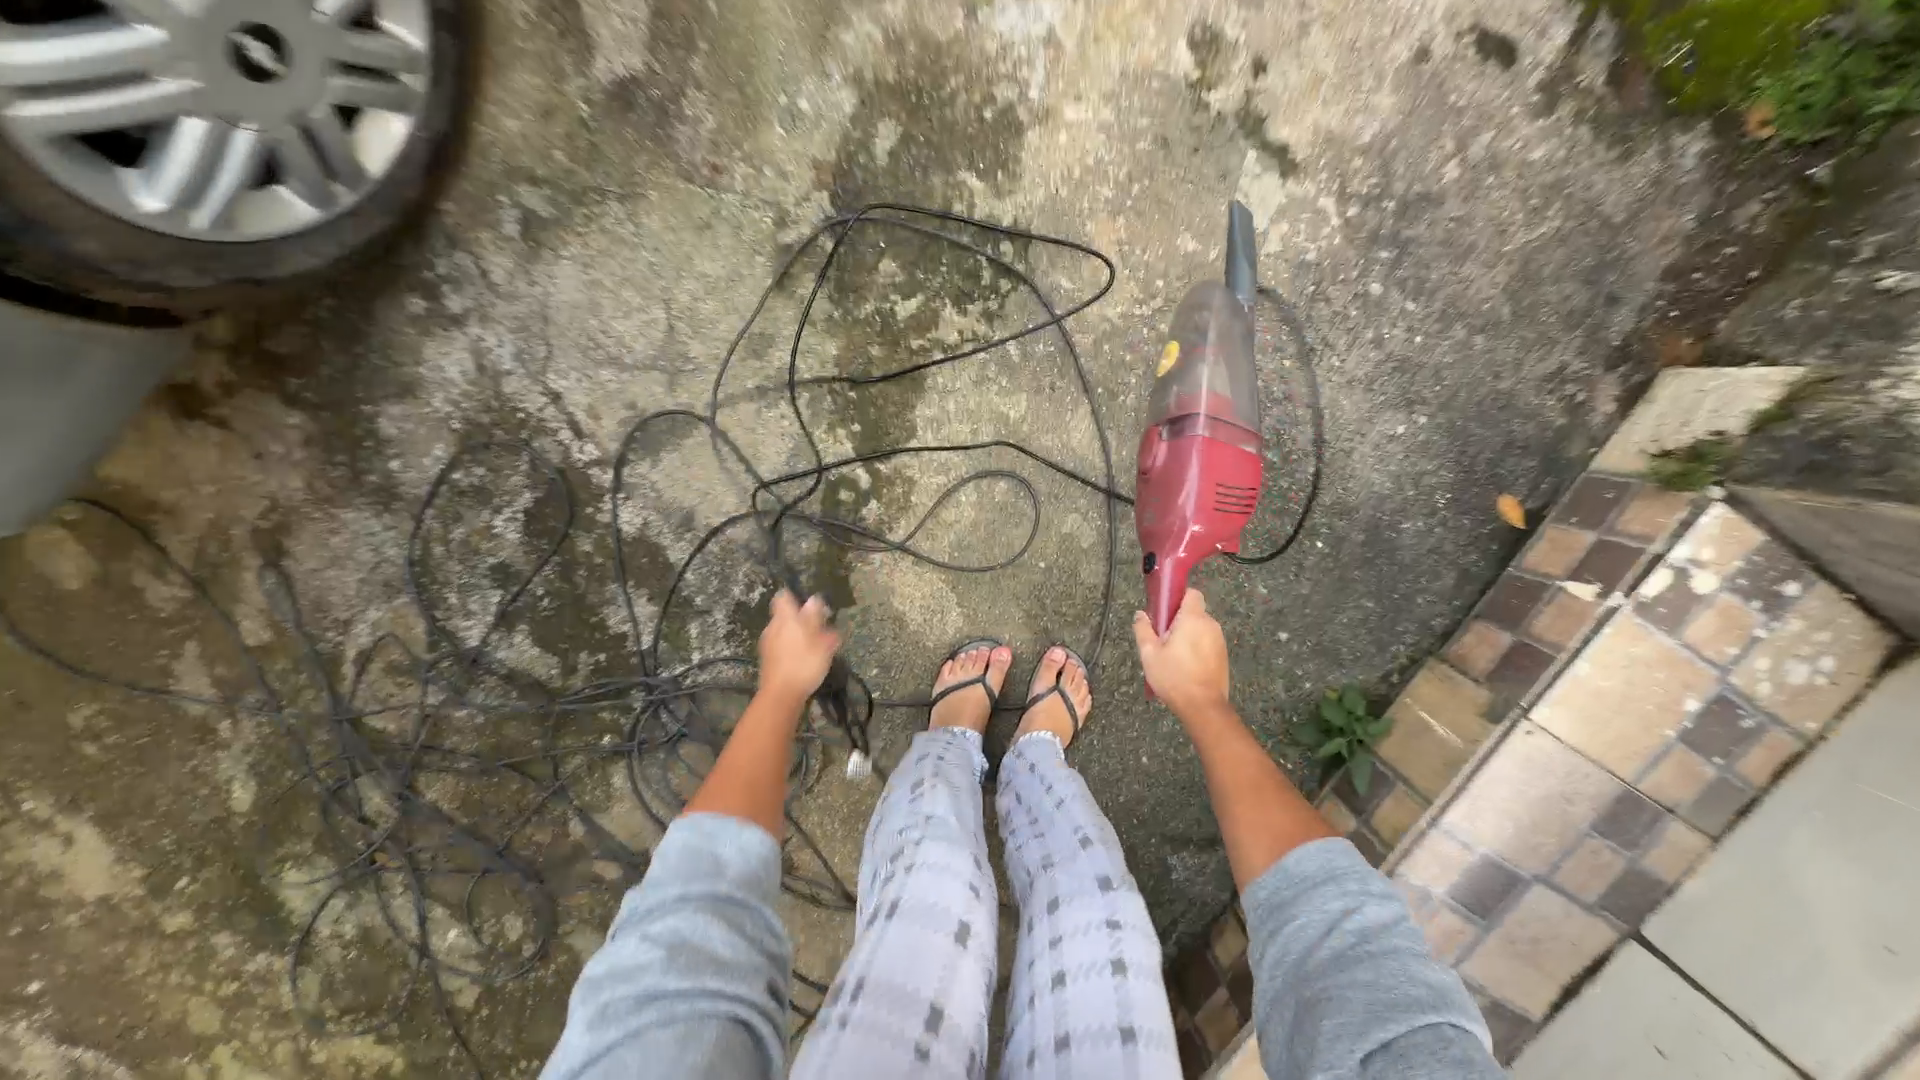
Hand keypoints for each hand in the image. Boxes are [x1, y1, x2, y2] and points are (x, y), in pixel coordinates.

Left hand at [758, 590, 840, 702]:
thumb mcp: (819, 640)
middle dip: (800, 620)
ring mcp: (767, 644)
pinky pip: (780, 646)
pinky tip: (802, 661)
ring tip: (813, 648)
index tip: (809, 607)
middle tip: (819, 630)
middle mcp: (773, 627)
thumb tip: (814, 599)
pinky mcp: (767, 659)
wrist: (781, 694)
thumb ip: (816, 618)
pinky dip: (790, 649)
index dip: (795, 597)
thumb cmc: (804, 664)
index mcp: (785, 618)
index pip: (783, 597)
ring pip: (783, 632)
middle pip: (785, 616)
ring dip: (796, 636)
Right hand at [1132, 587, 1230, 715]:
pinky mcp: (1223, 656)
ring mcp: (1219, 641)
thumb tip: (1140, 614)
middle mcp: (1210, 625)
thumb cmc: (1174, 676)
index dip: (1178, 598)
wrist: (1203, 706)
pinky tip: (1186, 666)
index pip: (1191, 593)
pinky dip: (1197, 648)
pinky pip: (1207, 643)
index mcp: (1193, 619)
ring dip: (1188, 636)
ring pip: (1201, 629)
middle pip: (1194, 612)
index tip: (1164, 612)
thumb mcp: (1149, 653)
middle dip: (1179, 621)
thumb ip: (1143, 629)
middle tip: (1163, 639)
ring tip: (1173, 656)